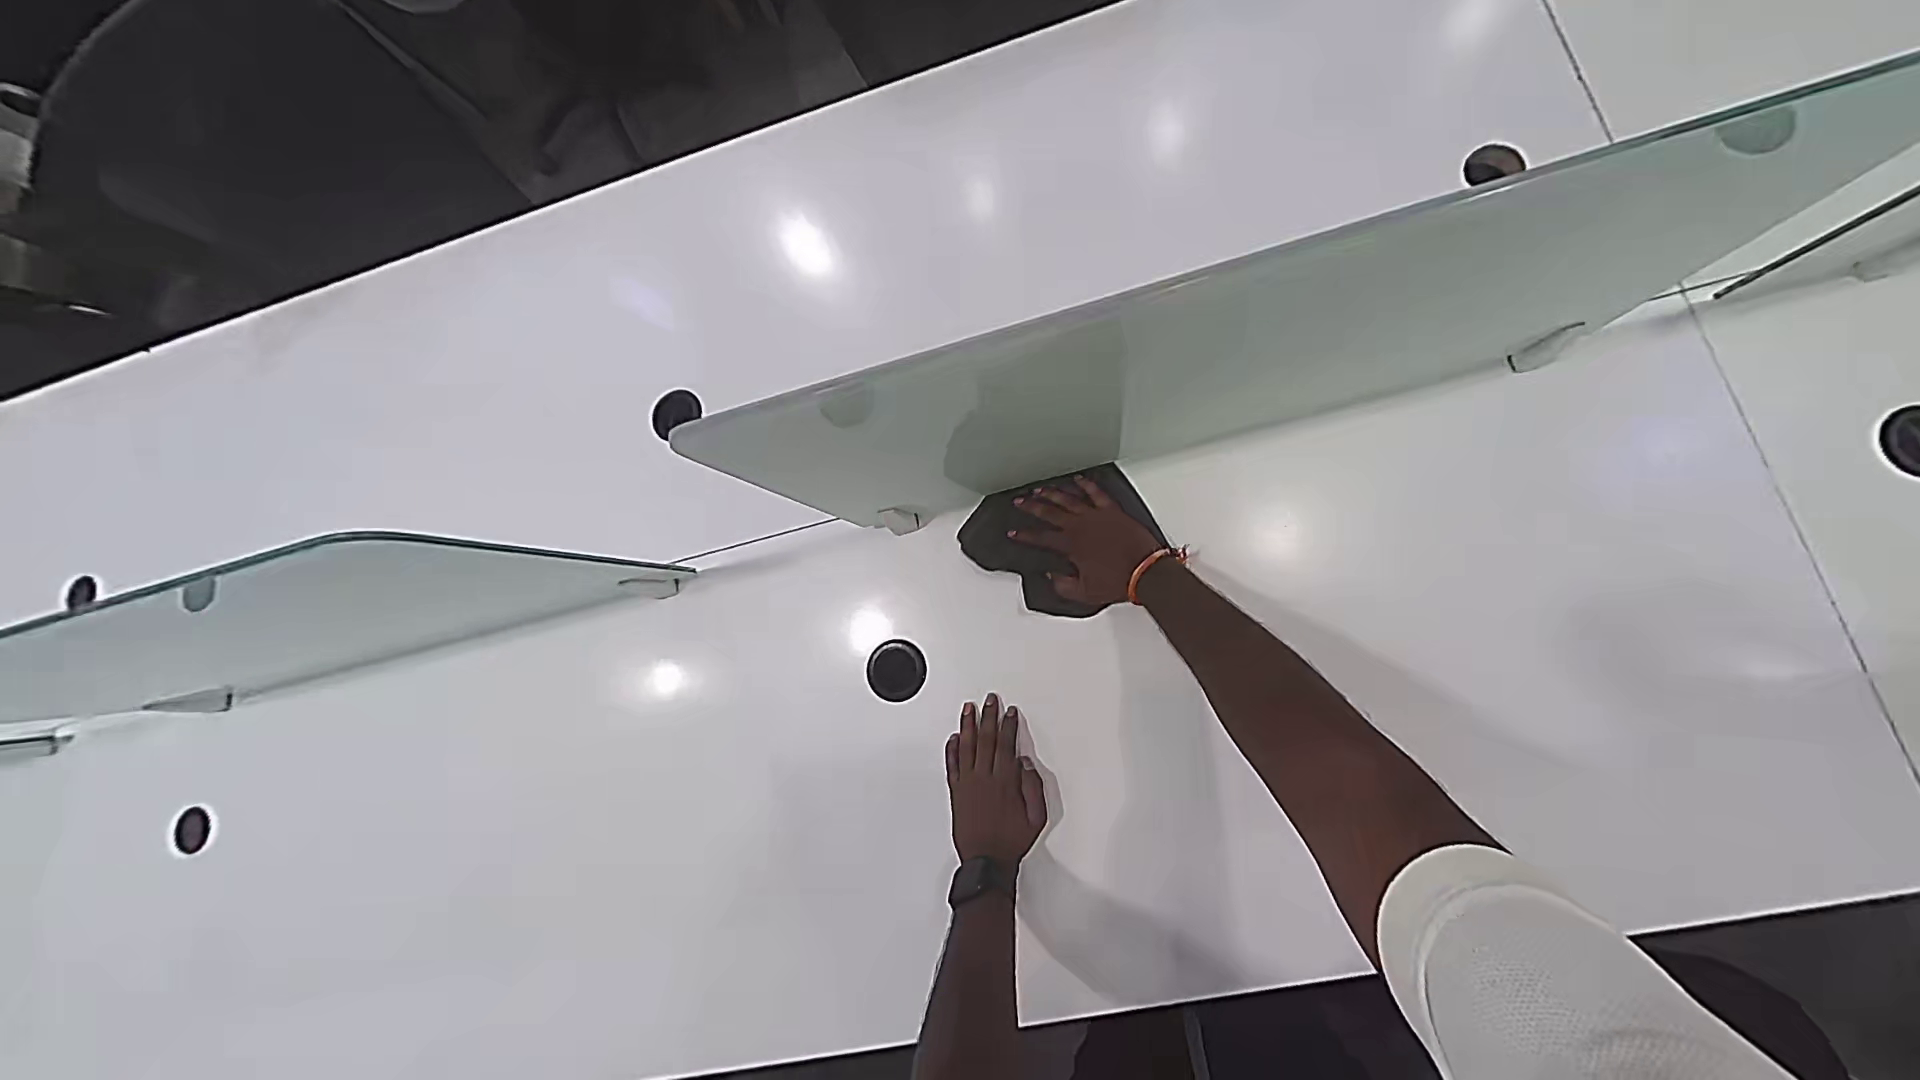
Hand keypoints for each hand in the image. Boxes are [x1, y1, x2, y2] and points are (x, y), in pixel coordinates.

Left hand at [945, 693, 1046, 862]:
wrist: (986, 861)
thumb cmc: (1011, 841)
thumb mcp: (1036, 818)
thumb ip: (1033, 788)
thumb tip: (1026, 764)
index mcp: (1005, 782)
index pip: (1006, 745)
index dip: (1008, 726)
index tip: (1009, 713)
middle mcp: (985, 778)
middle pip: (986, 739)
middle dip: (989, 716)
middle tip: (990, 700)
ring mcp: (968, 783)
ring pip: (967, 746)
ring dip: (968, 725)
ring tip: (969, 709)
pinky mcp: (956, 791)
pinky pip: (952, 765)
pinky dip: (952, 749)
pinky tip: (954, 737)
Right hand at [1008, 476, 1164, 606]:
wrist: (1146, 572)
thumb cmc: (1119, 581)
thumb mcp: (1084, 592)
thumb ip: (1063, 584)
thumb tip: (1052, 577)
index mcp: (1071, 545)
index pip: (1041, 537)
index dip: (1025, 535)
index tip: (1014, 532)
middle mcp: (1080, 527)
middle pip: (1049, 512)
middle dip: (1031, 506)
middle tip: (1020, 502)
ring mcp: (1096, 516)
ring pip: (1069, 499)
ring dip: (1052, 493)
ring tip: (1041, 489)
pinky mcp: (1113, 511)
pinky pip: (1096, 493)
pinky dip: (1086, 485)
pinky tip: (1078, 480)